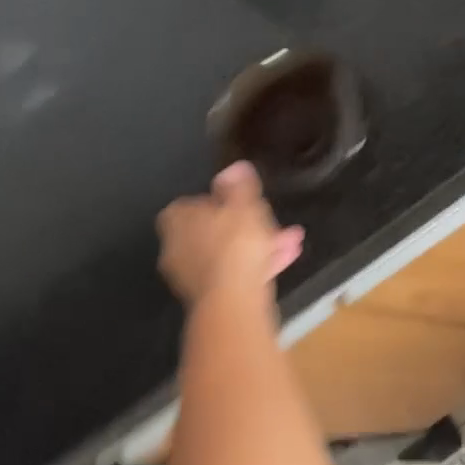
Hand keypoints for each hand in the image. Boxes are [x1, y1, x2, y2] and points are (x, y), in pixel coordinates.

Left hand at [157, 162, 303, 305]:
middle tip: (278, 229)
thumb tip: (236, 166)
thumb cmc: (235, 245)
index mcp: (178, 218)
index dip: (229, 204)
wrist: (231, 298)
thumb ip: (241, 186)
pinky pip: (233, 273)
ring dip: (258, 247)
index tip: (254, 208)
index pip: (201, 202)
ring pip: (229, 253)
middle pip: (217, 230)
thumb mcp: (245, 207)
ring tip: (289, 246)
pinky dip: (255, 266)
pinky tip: (280, 264)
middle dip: (250, 228)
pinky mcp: (206, 293)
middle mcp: (176, 243)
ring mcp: (189, 271)